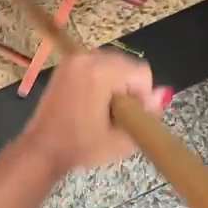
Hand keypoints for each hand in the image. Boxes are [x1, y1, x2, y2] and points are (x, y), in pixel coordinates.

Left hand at [19, 49, 165, 171]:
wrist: (43, 149)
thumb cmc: (82, 147)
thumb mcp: (121, 139)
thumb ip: (148, 114)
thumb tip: (164, 93)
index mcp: (101, 73)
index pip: (141, 72)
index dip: (143, 95)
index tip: (131, 115)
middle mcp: (87, 58)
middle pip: (127, 63)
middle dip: (130, 86)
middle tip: (119, 113)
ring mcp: (73, 60)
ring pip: (112, 63)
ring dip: (116, 82)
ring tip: (106, 108)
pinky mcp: (65, 65)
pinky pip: (96, 64)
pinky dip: (102, 78)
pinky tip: (94, 101)